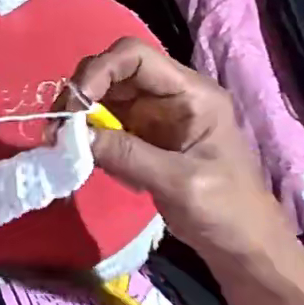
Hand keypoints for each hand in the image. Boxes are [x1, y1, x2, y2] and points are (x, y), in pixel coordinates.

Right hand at [68, 37, 298, 264]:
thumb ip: (127, 155)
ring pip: (103, 94)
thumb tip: (73, 135)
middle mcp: (169, 94)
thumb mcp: (180, 184)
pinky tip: (77, 152)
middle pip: (113, 70)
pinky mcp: (141, 136)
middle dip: (81, 91)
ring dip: (77, 113)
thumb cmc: (227, 212)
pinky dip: (85, 133)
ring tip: (59, 141)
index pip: (135, 56)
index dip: (99, 70)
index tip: (75, 104)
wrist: (245, 249)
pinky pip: (104, 121)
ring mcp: (154, 114)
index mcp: (191, 93)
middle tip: (58, 127)